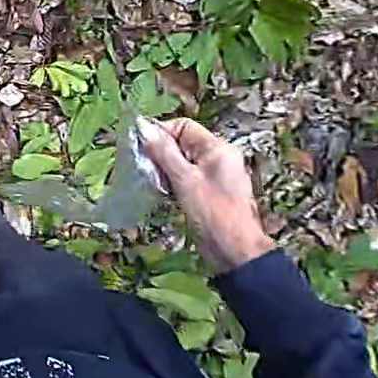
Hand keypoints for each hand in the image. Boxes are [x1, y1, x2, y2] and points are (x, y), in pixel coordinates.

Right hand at [138, 117, 275, 271]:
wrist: (235, 251)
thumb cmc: (212, 212)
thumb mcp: (184, 180)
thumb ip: (164, 152)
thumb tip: (144, 127)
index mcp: (217, 148)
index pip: (183, 126)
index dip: (161, 134)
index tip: (142, 149)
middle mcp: (218, 157)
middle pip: (181, 143)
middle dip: (161, 153)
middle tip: (147, 169)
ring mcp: (215, 175)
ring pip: (182, 161)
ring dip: (165, 169)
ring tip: (155, 183)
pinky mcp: (210, 191)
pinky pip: (187, 177)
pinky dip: (173, 182)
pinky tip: (164, 193)